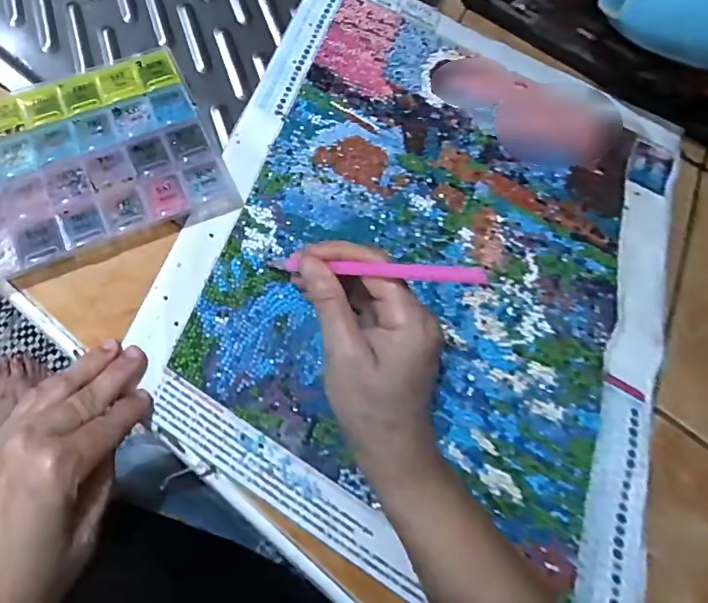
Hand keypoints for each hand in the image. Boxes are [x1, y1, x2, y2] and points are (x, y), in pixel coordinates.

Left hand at [0, 340, 151, 602]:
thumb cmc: (34, 575)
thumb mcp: (82, 539)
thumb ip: (101, 485)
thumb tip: (112, 444)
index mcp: (59, 466)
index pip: (105, 427)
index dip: (130, 409)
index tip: (149, 393)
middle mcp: (36, 436)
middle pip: (83, 398)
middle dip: (113, 374)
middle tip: (137, 351)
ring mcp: (13, 430)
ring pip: (57, 388)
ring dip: (85, 366)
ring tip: (109, 346)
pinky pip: (32, 398)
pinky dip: (55, 381)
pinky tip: (71, 371)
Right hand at [292, 240, 444, 476]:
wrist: (390, 453)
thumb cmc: (366, 406)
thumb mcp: (342, 350)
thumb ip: (328, 301)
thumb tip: (308, 260)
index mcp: (411, 317)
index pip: (376, 265)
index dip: (338, 254)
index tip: (302, 256)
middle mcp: (414, 314)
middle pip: (372, 270)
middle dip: (332, 263)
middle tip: (293, 266)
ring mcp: (404, 323)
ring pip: (366, 283)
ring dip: (332, 277)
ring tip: (296, 278)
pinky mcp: (392, 332)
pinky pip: (365, 301)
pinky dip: (339, 294)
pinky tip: (313, 293)